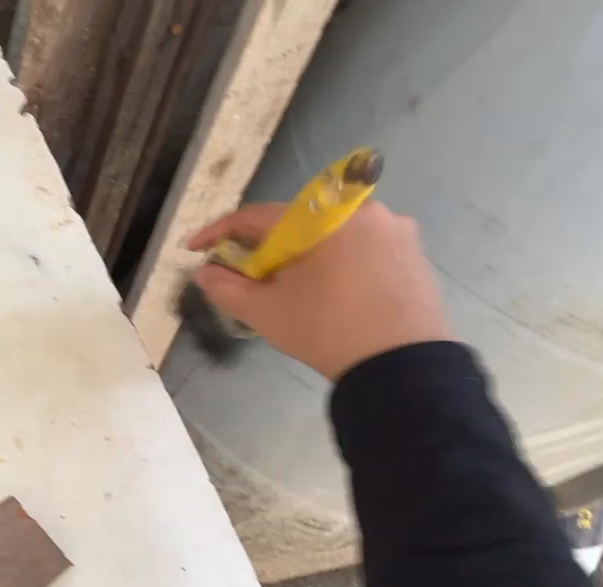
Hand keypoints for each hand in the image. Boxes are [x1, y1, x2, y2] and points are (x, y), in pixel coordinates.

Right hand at [188, 200, 450, 380]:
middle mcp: (362, 210)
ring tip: (283, 285)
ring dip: (298, 254)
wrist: (398, 360)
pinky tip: (323, 289)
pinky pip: (357, 245)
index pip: (257, 215)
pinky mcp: (410, 249)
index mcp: (322, 219)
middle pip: (296, 223)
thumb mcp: (262, 311)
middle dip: (261, 246)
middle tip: (240, 273)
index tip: (192, 249)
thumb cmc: (323, 329)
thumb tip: (204, 271)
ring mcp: (394, 227)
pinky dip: (331, 261)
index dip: (218, 231)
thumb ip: (225, 287)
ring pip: (328, 234)